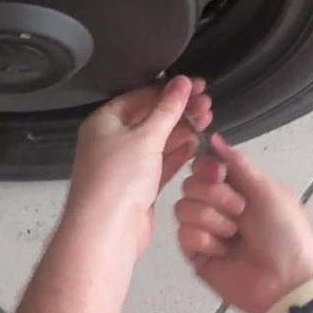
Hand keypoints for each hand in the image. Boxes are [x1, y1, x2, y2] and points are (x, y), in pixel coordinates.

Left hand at [65, 77, 211, 253]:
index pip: (140, 96)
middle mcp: (111, 140)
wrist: (107, 231)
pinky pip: (159, 163)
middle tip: (208, 105)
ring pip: (157, 141)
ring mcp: (125, 165)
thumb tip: (182, 81)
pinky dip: (176, 153)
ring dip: (181, 130)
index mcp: (104, 121)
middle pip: (150, 118)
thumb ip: (167, 109)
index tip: (198, 86)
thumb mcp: (145, 137)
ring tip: (208, 120)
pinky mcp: (138, 186)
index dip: (170, 90)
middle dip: (179, 110)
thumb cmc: (119, 177)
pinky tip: (195, 144)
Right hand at [175, 136, 312, 312]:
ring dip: (211, 219)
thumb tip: (214, 137)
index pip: (203, 167)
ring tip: (233, 235)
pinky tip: (223, 251)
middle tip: (240, 211)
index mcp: (236, 188)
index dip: (205, 168)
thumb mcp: (266, 190)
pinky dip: (205, 241)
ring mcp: (205, 231)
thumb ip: (237, 163)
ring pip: (182, 208)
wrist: (288, 279)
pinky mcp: (197, 255)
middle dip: (214, 196)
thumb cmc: (285, 231)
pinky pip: (184, 236)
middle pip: (189, 185)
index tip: (218, 175)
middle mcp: (217, 206)